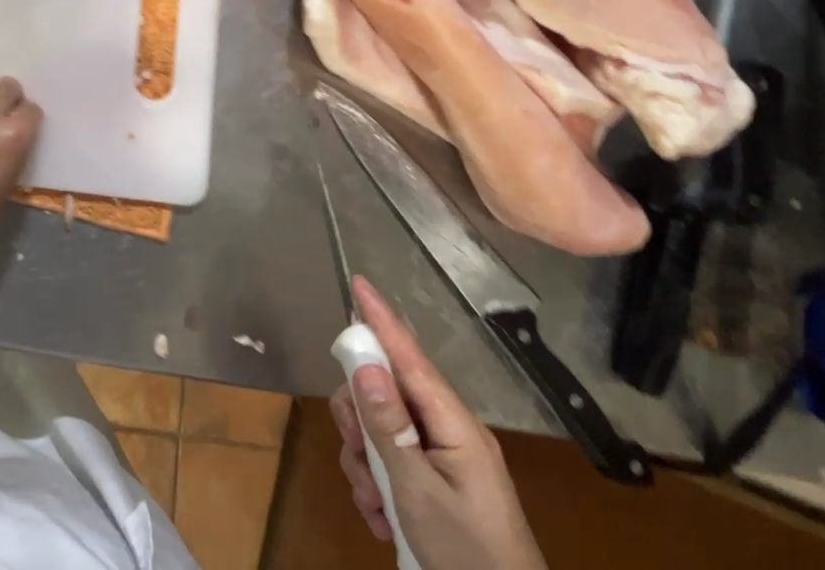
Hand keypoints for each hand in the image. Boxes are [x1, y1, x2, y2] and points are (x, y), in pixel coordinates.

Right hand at [331, 277, 546, 569]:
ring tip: (376, 504)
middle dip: (359, 422)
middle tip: (358, 455)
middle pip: (382, 394)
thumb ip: (387, 425)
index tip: (358, 282)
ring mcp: (439, 455)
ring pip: (377, 430)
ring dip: (364, 463)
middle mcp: (446, 430)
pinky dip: (375, 485)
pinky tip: (382, 516)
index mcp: (454, 425)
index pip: (410, 358)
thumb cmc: (465, 548)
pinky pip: (385, 459)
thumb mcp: (417, 489)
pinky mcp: (431, 478)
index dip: (382, 319)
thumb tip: (365, 363)